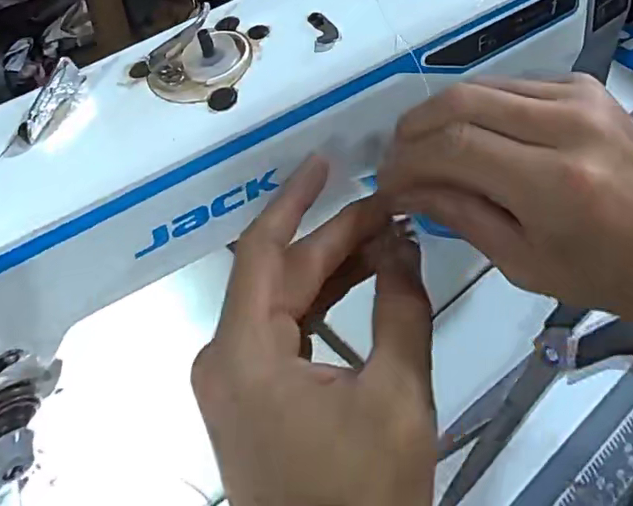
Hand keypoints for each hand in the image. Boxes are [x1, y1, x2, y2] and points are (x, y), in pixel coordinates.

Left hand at [192, 156, 436, 505]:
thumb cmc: (362, 492)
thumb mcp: (398, 393)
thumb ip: (403, 305)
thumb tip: (404, 240)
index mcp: (244, 353)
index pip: (265, 249)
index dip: (296, 198)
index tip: (327, 159)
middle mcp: (228, 357)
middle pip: (283, 271)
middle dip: (338, 234)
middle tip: (392, 205)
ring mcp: (239, 379)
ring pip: (289, 296)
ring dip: (339, 264)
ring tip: (392, 235)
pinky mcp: (257, 396)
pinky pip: (292, 325)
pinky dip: (330, 298)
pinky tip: (372, 277)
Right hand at [377, 75, 632, 332]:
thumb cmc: (611, 274)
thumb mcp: (527, 263)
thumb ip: (462, 216)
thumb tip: (407, 188)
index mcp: (556, 181)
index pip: (455, 147)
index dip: (409, 160)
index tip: (387, 181)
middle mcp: (567, 123)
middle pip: (463, 100)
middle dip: (416, 126)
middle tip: (396, 157)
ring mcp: (579, 96)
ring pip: (484, 84)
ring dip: (443, 111)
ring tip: (424, 144)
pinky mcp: (585, 85)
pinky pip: (513, 84)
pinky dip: (481, 103)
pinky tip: (471, 130)